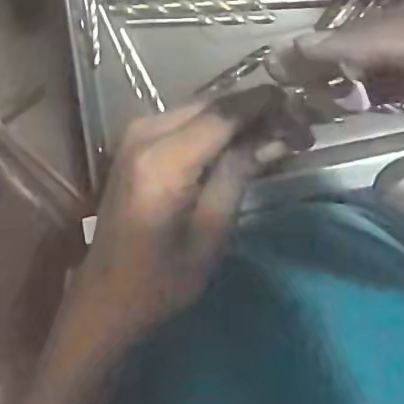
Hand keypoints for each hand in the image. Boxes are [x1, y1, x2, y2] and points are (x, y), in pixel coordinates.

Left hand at [59, 90, 283, 349]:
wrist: (103, 300)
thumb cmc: (159, 281)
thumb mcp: (210, 233)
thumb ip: (238, 173)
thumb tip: (273, 135)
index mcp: (162, 160)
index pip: (223, 112)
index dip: (264, 103)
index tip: (300, 106)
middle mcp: (144, 133)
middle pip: (212, 103)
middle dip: (254, 109)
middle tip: (294, 124)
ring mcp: (135, 133)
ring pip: (201, 107)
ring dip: (237, 115)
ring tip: (275, 131)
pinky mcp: (135, 141)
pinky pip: (185, 120)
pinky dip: (216, 125)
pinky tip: (241, 139)